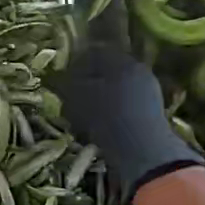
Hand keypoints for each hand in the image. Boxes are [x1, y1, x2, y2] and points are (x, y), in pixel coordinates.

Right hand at [54, 47, 201, 195]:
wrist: (143, 152)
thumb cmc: (105, 116)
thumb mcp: (75, 96)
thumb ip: (62, 83)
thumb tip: (52, 77)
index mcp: (122, 60)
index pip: (94, 52)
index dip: (74, 63)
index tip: (61, 77)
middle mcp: (139, 71)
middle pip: (107, 71)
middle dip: (87, 82)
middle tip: (69, 97)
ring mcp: (149, 94)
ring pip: (115, 90)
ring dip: (98, 100)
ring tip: (80, 117)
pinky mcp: (152, 116)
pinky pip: (124, 108)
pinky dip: (110, 114)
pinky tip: (97, 128)